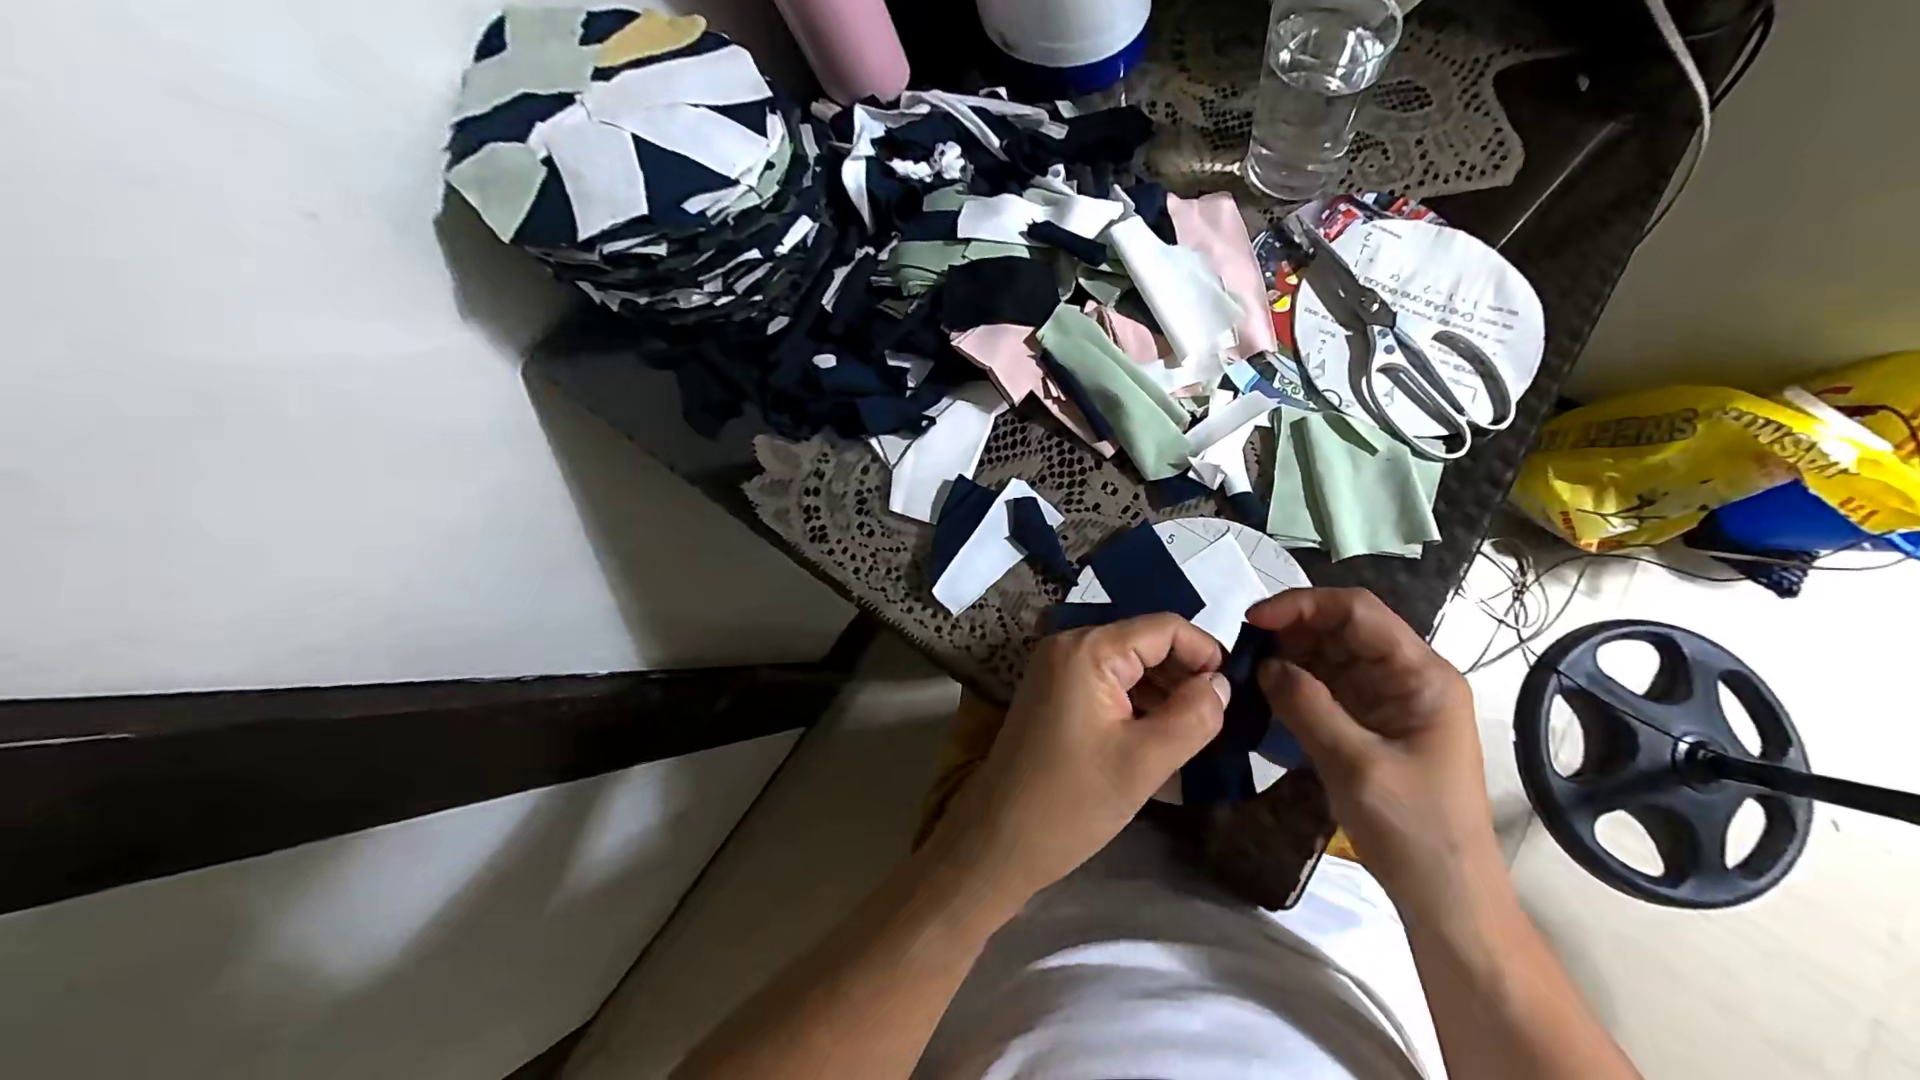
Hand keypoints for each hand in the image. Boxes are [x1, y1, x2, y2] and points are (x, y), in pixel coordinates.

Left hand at [925, 614, 1229, 903]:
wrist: (996, 839)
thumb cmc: (1071, 801)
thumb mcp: (1145, 761)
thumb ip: (1195, 715)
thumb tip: (1221, 684)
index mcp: (1087, 650)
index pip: (1164, 628)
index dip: (1206, 653)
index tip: (1234, 693)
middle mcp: (1067, 647)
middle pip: (1145, 643)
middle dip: (1185, 675)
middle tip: (1218, 719)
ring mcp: (1055, 670)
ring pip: (1128, 665)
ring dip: (1163, 692)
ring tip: (1193, 733)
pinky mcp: (1053, 694)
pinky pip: (1107, 684)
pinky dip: (1137, 704)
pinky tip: (1158, 736)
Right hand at [1247, 589, 1499, 900]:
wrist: (1446, 895)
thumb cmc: (1413, 828)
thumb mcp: (1354, 764)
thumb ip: (1307, 706)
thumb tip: (1265, 664)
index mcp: (1421, 675)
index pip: (1358, 612)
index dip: (1303, 605)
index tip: (1253, 621)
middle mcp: (1407, 676)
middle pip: (1343, 628)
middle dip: (1292, 629)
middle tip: (1244, 649)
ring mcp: (1389, 698)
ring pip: (1331, 654)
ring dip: (1290, 655)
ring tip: (1249, 670)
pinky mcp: (1371, 720)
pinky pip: (1328, 685)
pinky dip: (1296, 682)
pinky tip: (1267, 692)